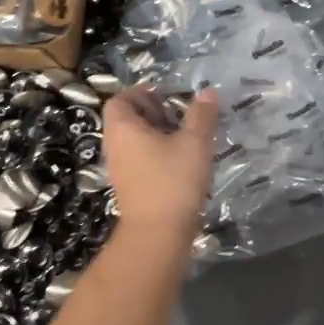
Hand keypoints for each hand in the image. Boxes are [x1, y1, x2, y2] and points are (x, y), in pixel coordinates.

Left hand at [102, 87, 219, 234]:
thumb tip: (208, 91)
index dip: (142, 93)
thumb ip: (201, 115)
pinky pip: (139, 160)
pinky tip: (181, 163)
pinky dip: (156, 155)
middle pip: (127, 119)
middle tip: (181, 117)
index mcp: (123, 129)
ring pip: (134, 141)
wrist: (159, 233)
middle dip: (153, 114)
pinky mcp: (130, 187)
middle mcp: (115, 146)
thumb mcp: (195, 143)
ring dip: (157, 136)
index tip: (168, 97)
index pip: (120, 99)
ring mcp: (120, 169)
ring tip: (186, 139)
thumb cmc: (173, 181)